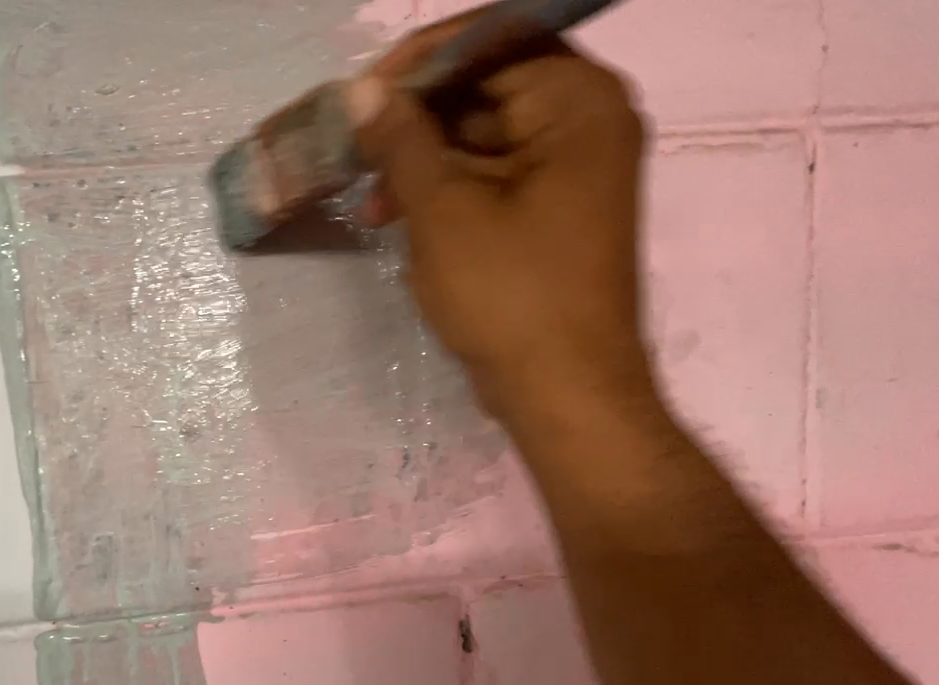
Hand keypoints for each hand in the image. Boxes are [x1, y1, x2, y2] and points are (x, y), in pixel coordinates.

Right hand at [349, 20, 652, 427]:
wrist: (560, 389)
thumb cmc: (509, 293)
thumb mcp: (443, 212)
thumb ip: (401, 142)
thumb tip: (361, 93)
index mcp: (578, 102)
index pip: (494, 42)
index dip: (421, 63)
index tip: (361, 96)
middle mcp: (583, 125)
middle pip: (486, 91)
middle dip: (414, 123)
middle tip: (354, 153)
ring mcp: (567, 174)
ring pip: (479, 141)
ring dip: (420, 166)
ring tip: (370, 206)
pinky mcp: (546, 217)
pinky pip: (487, 182)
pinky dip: (442, 197)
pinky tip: (398, 223)